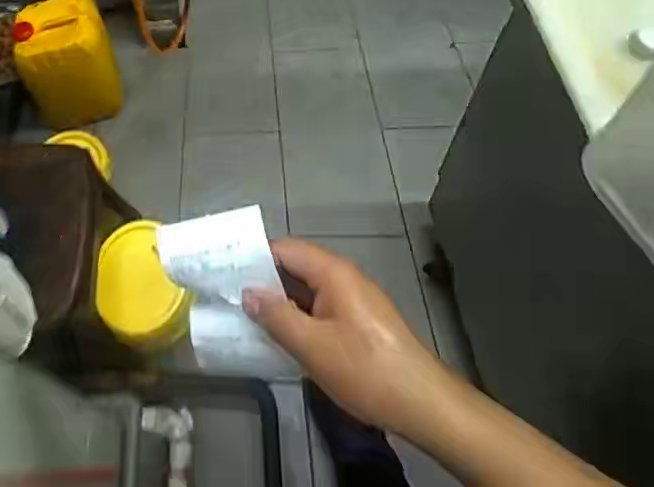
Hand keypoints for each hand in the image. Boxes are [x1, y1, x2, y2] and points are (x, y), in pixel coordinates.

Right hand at [244, 238, 452, 432]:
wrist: (426, 405)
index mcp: (332, 271)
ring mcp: (355, 297)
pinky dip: (301, 314)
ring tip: (250, 316)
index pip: (284, 249)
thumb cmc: (366, 369)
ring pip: (308, 288)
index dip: (254, 258)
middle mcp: (344, 276)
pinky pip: (322, 305)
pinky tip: (285, 335)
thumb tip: (248, 293)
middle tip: (232, 295)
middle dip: (265, 280)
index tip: (227, 272)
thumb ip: (276, 316)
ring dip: (282, 300)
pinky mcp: (362, 319)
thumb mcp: (313, 347)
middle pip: (296, 266)